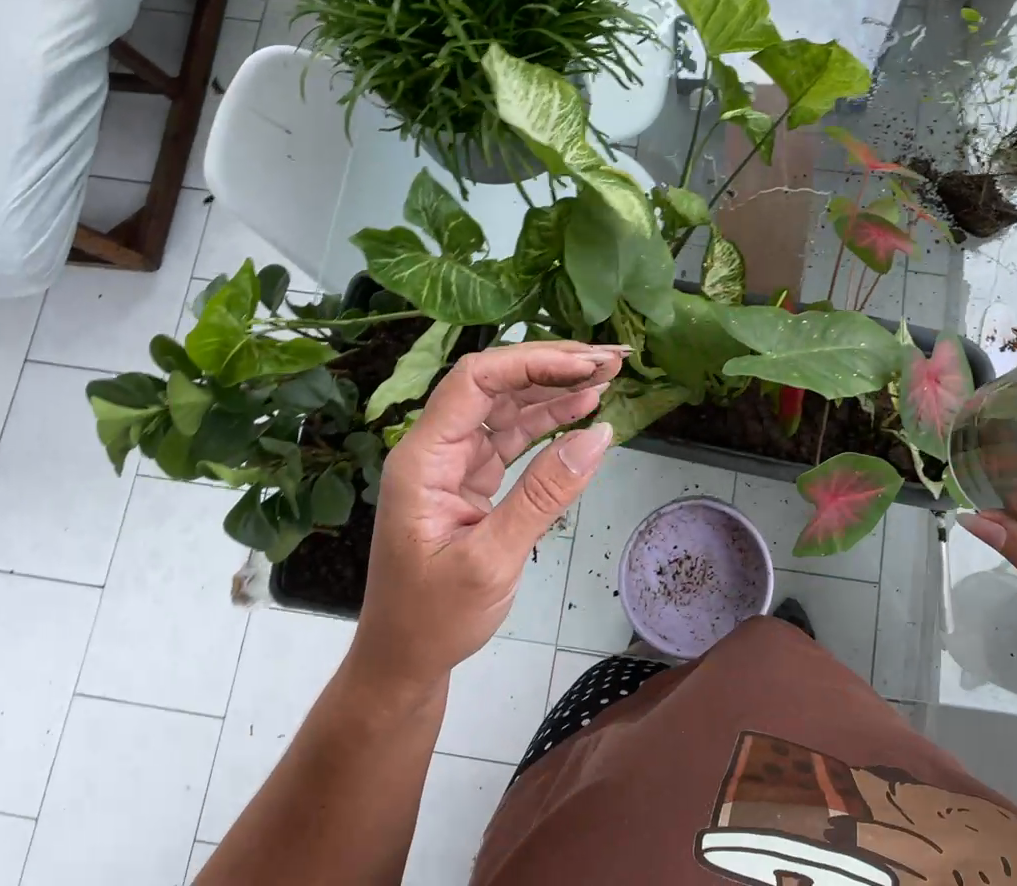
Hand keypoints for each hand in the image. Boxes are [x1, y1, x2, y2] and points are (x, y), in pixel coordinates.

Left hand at [349, 342, 623, 688]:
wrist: (404, 658)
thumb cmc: (434, 618)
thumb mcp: (491, 560)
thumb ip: (544, 494)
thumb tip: (599, 435)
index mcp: (424, 459)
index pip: (476, 382)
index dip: (532, 364)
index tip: (586, 365)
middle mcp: (437, 449)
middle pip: (495, 385)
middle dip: (552, 366)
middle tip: (611, 359)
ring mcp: (456, 463)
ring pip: (508, 407)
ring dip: (557, 389)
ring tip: (609, 374)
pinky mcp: (474, 480)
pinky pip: (514, 438)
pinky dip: (550, 423)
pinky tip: (585, 409)